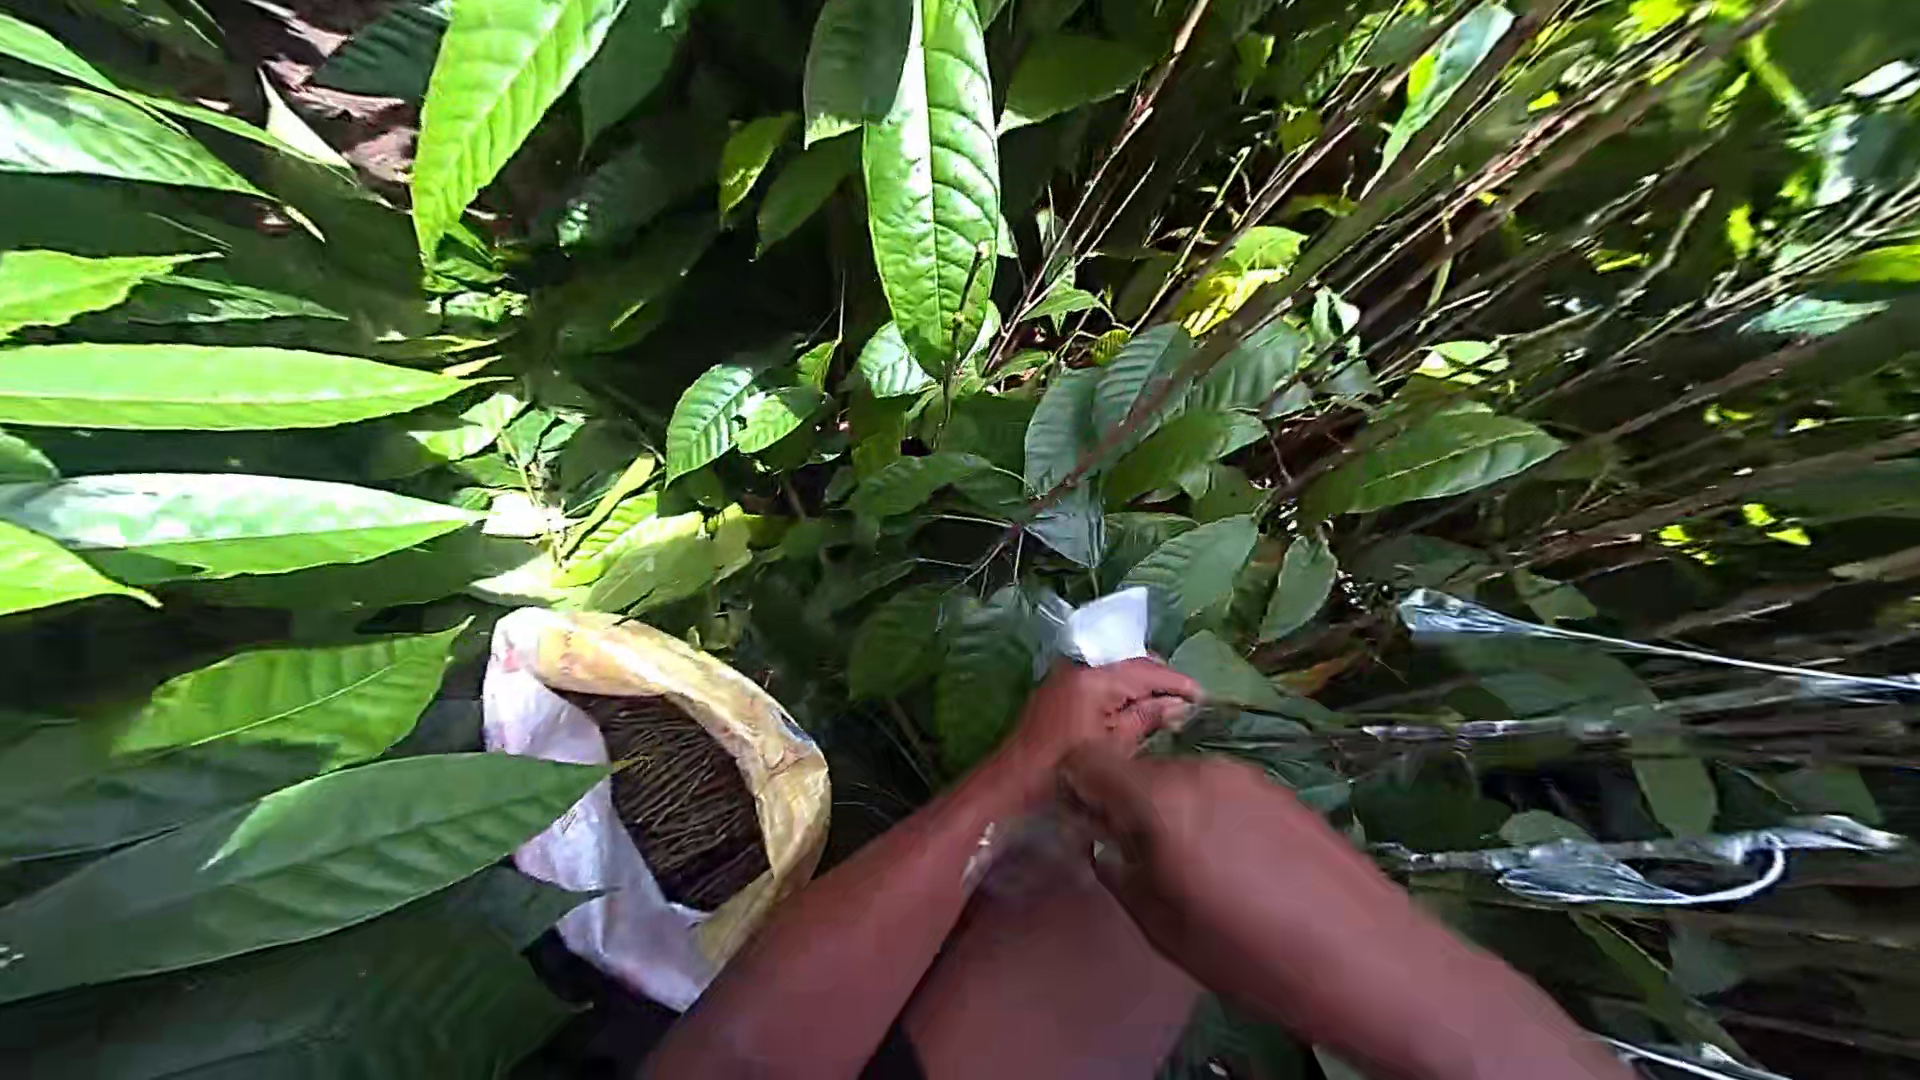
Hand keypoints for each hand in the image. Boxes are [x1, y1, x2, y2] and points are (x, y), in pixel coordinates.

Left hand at [994, 659, 1199, 777]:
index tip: (1203, 697)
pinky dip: (1119, 687)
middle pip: (1130, 661)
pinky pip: (1098, 676)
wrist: (1015, 781)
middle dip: (1160, 679)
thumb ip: (1148, 719)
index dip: (1177, 682)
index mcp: (1093, 678)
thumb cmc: (1068, 772)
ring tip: (1166, 704)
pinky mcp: (1059, 685)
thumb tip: (1179, 704)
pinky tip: (1135, 706)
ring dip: (1140, 682)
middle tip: (1186, 702)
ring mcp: (1065, 673)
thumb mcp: (1117, 748)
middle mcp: (1079, 665)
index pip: (1145, 669)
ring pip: (1115, 667)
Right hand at [1058, 746, 1632, 1079]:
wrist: (1380, 961)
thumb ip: (1118, 869)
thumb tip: (1099, 837)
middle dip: (1123, 803)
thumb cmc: (1257, 955)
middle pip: (1133, 769)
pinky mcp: (1272, 782)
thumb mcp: (1165, 928)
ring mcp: (1238, 770)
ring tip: (1195, 863)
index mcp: (1160, 799)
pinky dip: (1203, 809)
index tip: (1080, 818)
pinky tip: (1237, 859)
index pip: (1087, 759)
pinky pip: (1213, 784)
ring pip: (1174, 776)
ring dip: (1165, 807)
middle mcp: (1195, 767)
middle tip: (1138, 852)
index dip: (1073, 784)